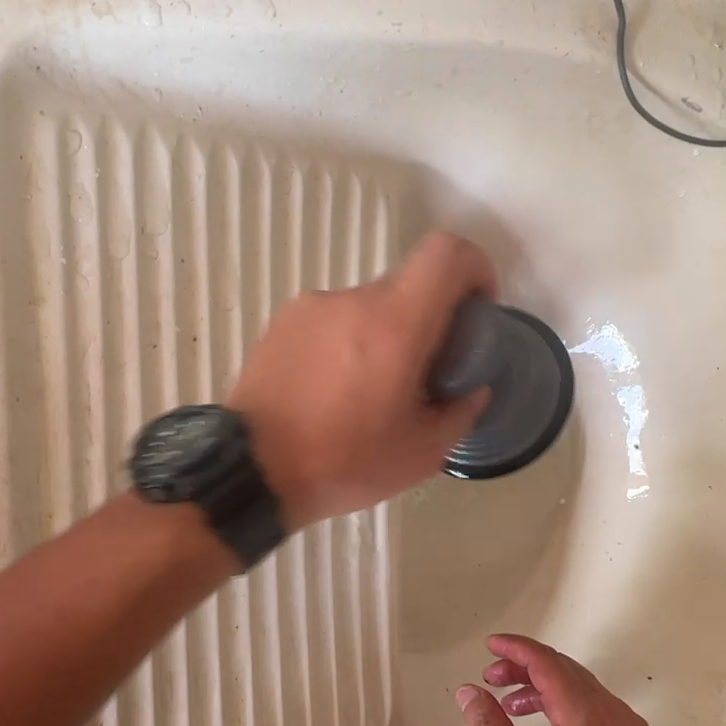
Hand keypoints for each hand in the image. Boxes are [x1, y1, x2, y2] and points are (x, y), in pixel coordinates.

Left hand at [227, 231, 493, 528]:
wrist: (250, 471)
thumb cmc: (343, 464)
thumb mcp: (421, 455)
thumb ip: (459, 412)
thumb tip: (470, 389)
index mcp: (394, 325)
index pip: (447, 253)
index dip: (475, 268)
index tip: (476, 311)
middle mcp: (351, 301)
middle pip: (408, 284)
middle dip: (428, 318)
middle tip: (423, 372)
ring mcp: (310, 308)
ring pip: (367, 306)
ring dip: (383, 335)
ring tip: (369, 392)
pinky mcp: (280, 323)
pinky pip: (332, 320)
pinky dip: (346, 343)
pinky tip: (332, 391)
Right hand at [456, 634, 681, 725]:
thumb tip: (469, 691)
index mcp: (584, 713)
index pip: (545, 661)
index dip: (515, 648)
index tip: (491, 645)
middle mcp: (614, 710)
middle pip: (566, 670)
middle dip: (526, 668)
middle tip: (494, 679)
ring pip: (586, 690)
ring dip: (548, 689)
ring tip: (516, 708)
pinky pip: (604, 711)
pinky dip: (574, 708)